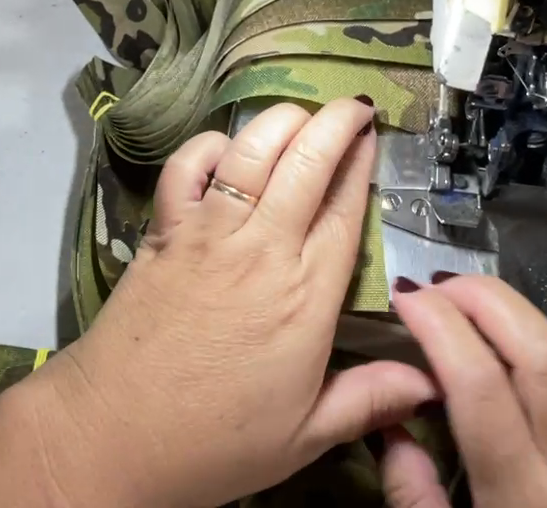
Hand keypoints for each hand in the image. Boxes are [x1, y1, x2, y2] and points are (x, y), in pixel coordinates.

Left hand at [25, 98, 438, 506]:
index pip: (345, 210)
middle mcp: (262, 248)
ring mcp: (209, 231)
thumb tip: (432, 381)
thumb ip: (368, 398)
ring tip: (302, 115)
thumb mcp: (304, 435)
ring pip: (252, 151)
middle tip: (352, 106)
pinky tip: (227, 149)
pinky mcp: (165, 228)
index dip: (363, 164)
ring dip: (281, 121)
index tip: (373, 134)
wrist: (114, 435)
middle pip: (307, 162)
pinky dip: (209, 146)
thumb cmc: (215, 440)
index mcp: (305, 295)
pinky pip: (187, 167)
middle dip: (335, 122)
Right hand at [384, 275, 546, 507]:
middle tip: (439, 286)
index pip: (483, 390)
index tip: (406, 297)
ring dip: (524, 316)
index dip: (441, 329)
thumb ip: (418, 500)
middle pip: (543, 356)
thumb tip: (390, 426)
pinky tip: (533, 347)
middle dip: (485, 302)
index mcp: (528, 503)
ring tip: (477, 310)